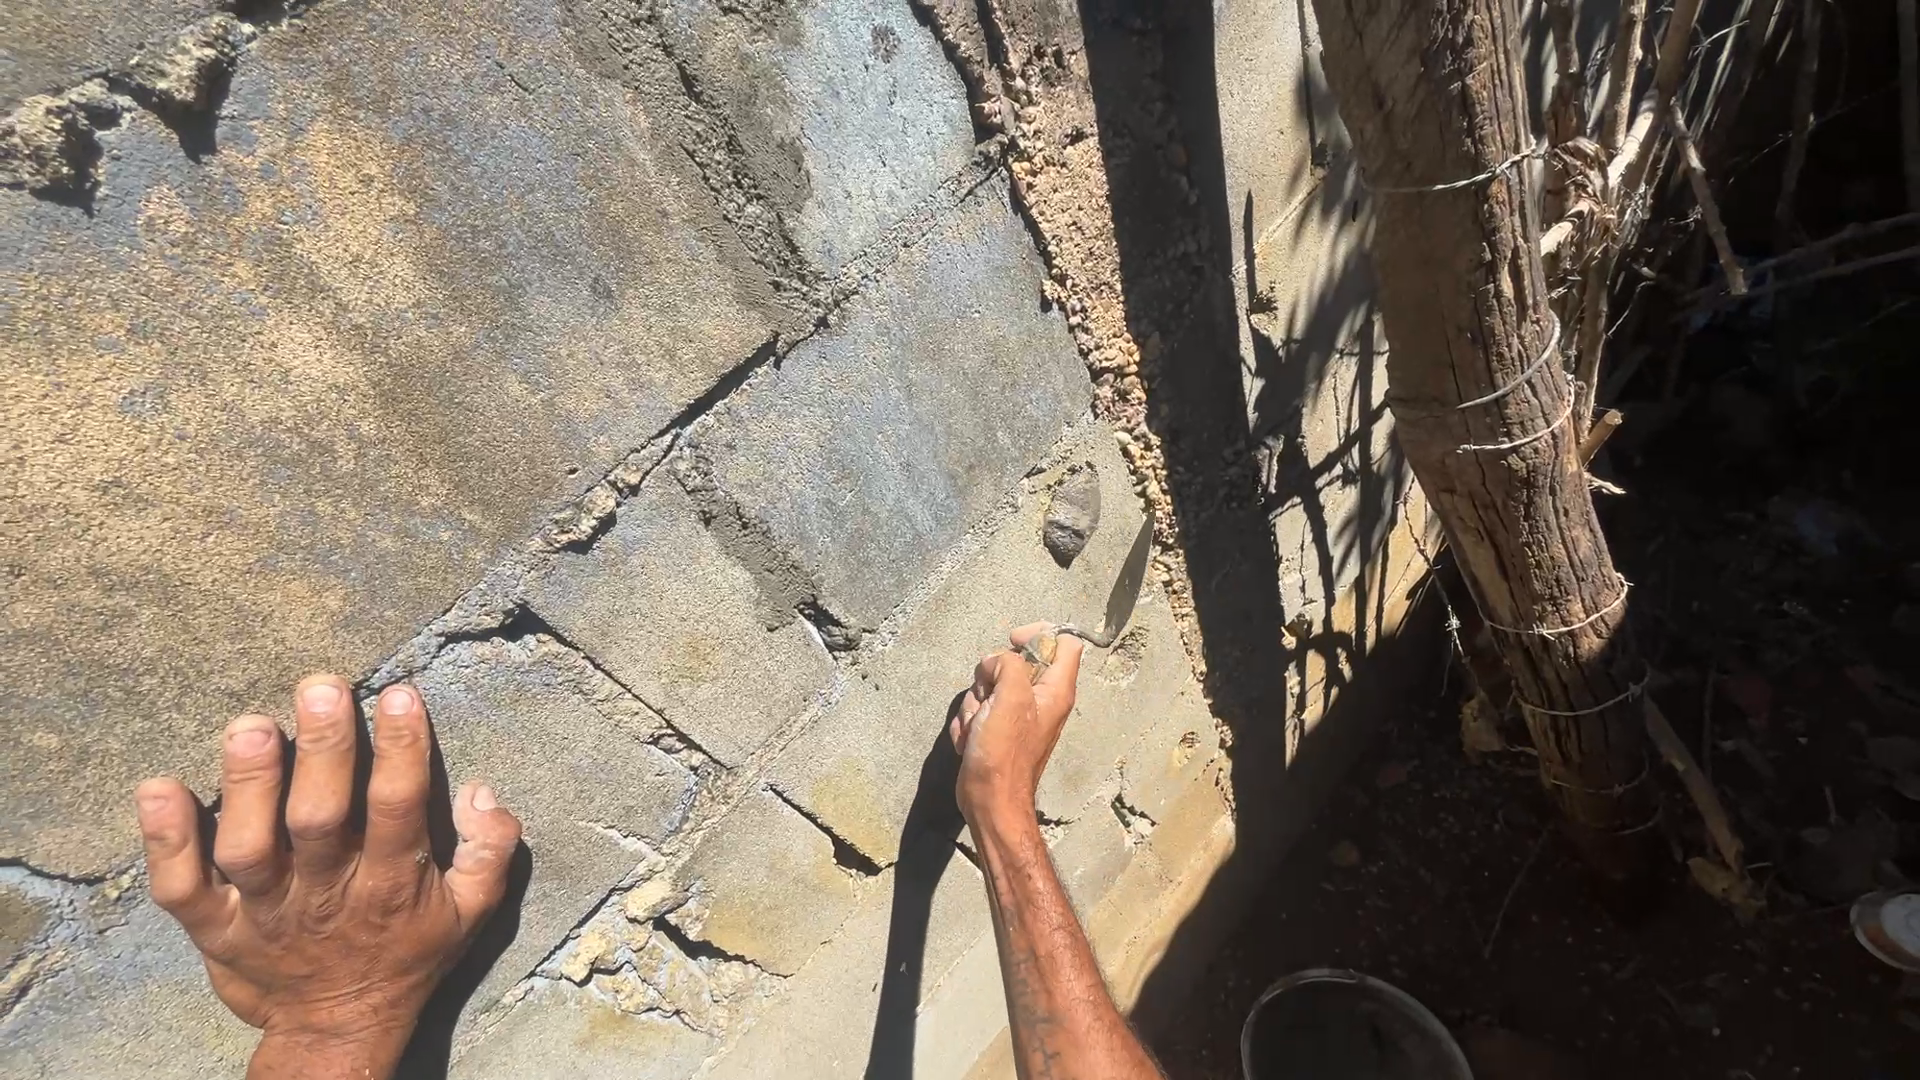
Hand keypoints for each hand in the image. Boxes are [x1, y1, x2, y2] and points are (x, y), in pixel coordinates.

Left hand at [134, 676, 521, 1077]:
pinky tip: (158, 788)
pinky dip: (164, 841)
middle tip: (321, 688)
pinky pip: (179, 888)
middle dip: (323, 750)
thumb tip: (481, 791)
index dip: (401, 749)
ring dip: (247, 787)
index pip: (398, 805)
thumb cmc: (417, 949)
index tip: (401, 696)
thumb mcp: (477, 906)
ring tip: (251, 724)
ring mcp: (264, 911)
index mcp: (393, 881)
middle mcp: (327, 892)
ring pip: (248, 847)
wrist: (340, 1025)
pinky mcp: (214, 929)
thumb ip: (492, 848)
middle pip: (320, 817)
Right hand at [949, 623, 1082, 826]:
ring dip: (976, 704)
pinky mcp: (997, 728)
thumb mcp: (1010, 698)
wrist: (989, 801)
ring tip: (978, 727)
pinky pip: (978, 708)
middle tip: (990, 698)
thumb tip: (997, 661)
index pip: (1065, 641)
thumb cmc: (1004, 754)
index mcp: (1056, 689)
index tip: (1013, 640)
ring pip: (990, 685)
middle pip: (1015, 661)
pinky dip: (970, 721)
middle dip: (991, 676)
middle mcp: (1041, 699)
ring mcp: (1017, 714)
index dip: (1039, 632)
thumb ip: (1009, 665)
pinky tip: (971, 740)